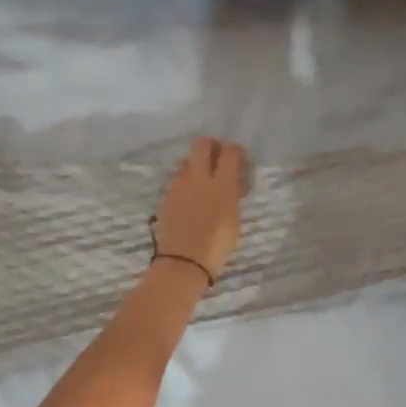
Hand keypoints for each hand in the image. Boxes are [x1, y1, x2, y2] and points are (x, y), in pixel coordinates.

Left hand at [152, 137, 247, 281]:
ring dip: (195, 165)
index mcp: (221, 184)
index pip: (230, 151)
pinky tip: (191, 199)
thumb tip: (233, 184)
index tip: (239, 160)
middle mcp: (198, 178)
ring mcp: (179, 185)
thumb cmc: (217, 246)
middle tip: (217, 160)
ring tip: (202, 183)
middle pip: (201, 144)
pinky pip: (177, 180)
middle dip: (211, 146)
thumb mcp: (234, 220)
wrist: (183, 262)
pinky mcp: (166, 196)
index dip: (235, 150)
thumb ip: (233, 196)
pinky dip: (185, 183)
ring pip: (186, 161)